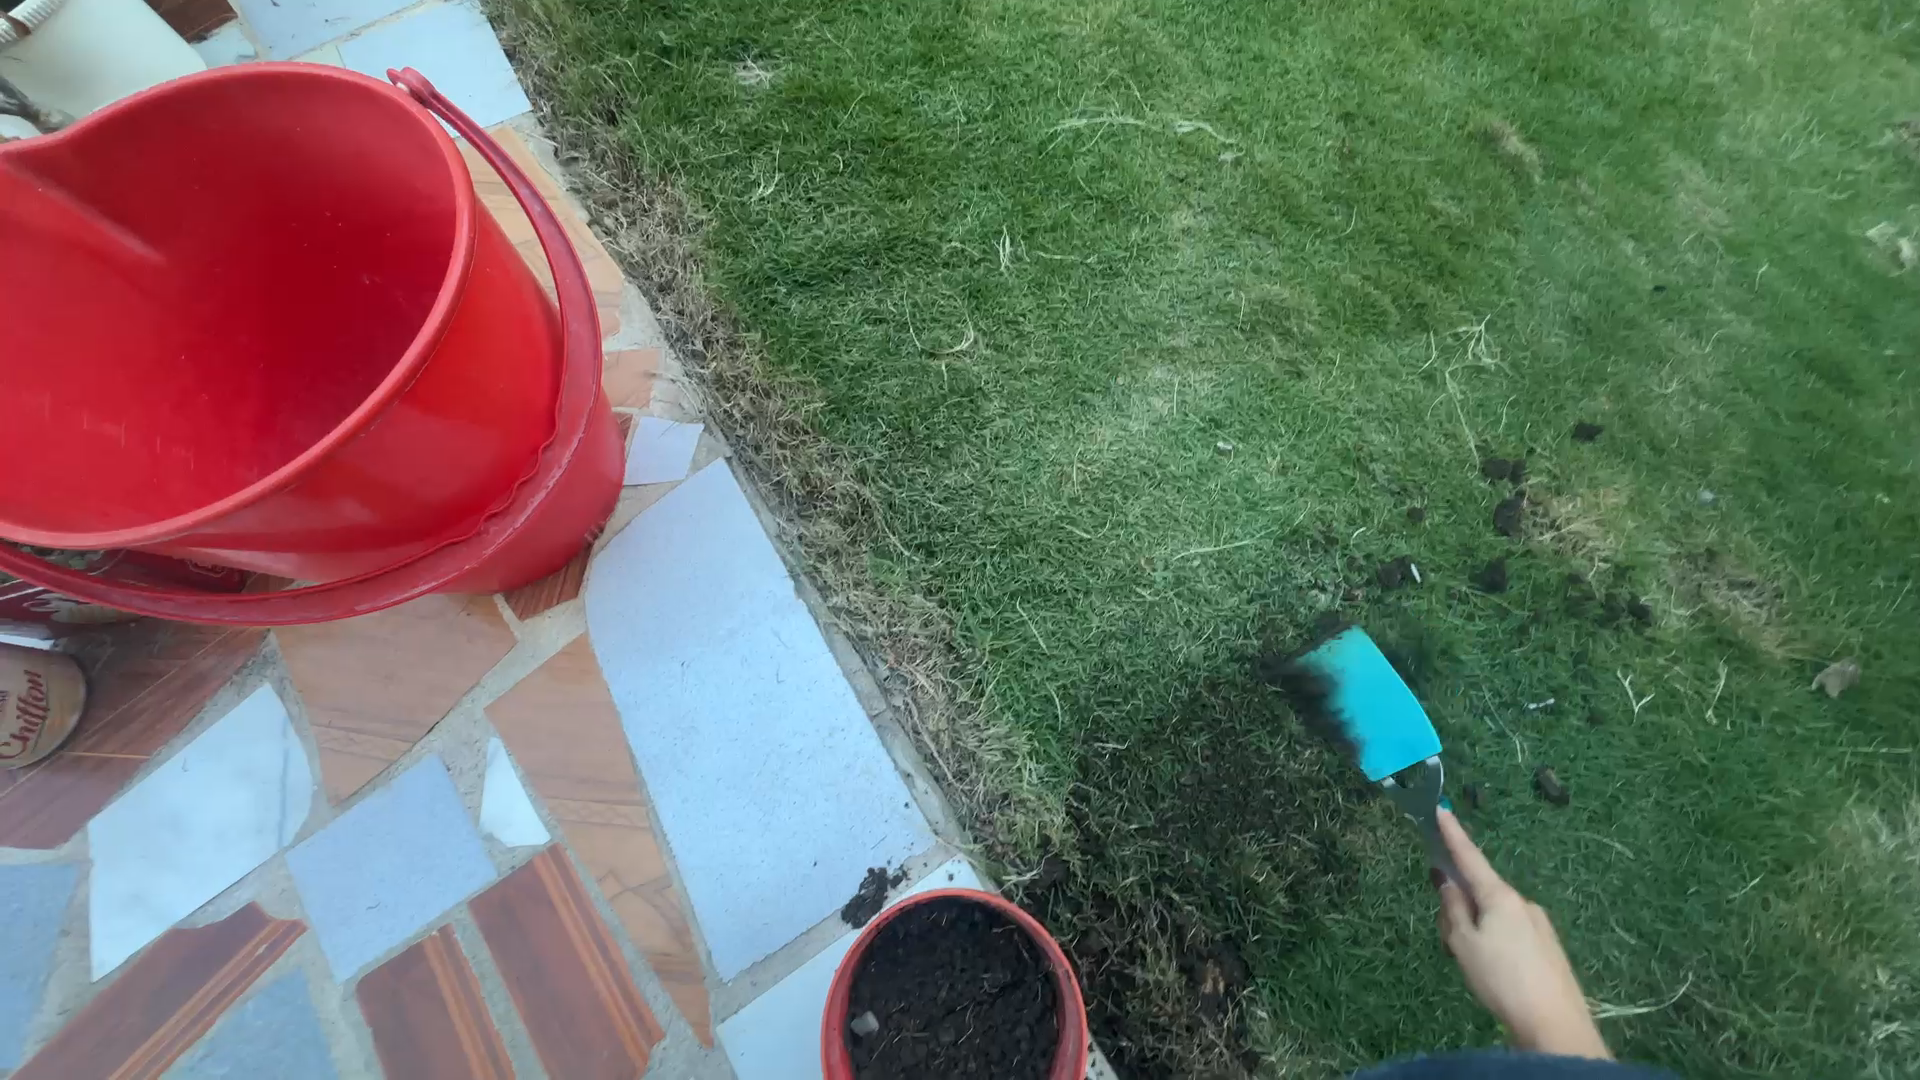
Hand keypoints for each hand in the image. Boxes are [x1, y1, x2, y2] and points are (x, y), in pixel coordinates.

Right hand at [1434, 809, 1610, 1059]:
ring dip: (1476, 927)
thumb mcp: (1462, 941)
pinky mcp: (1549, 949)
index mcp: (1500, 897)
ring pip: (1493, 915)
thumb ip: (1451, 906)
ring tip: (1471, 962)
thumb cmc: (1501, 979)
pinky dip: (1493, 941)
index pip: (1469, 856)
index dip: (1452, 833)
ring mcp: (1539, 926)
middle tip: (1450, 938)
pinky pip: (1510, 932)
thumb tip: (1445, 878)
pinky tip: (1494, 971)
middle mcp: (1523, 904)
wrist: (1558, 1030)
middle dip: (1459, 904)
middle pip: (1479, 891)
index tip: (1441, 807)